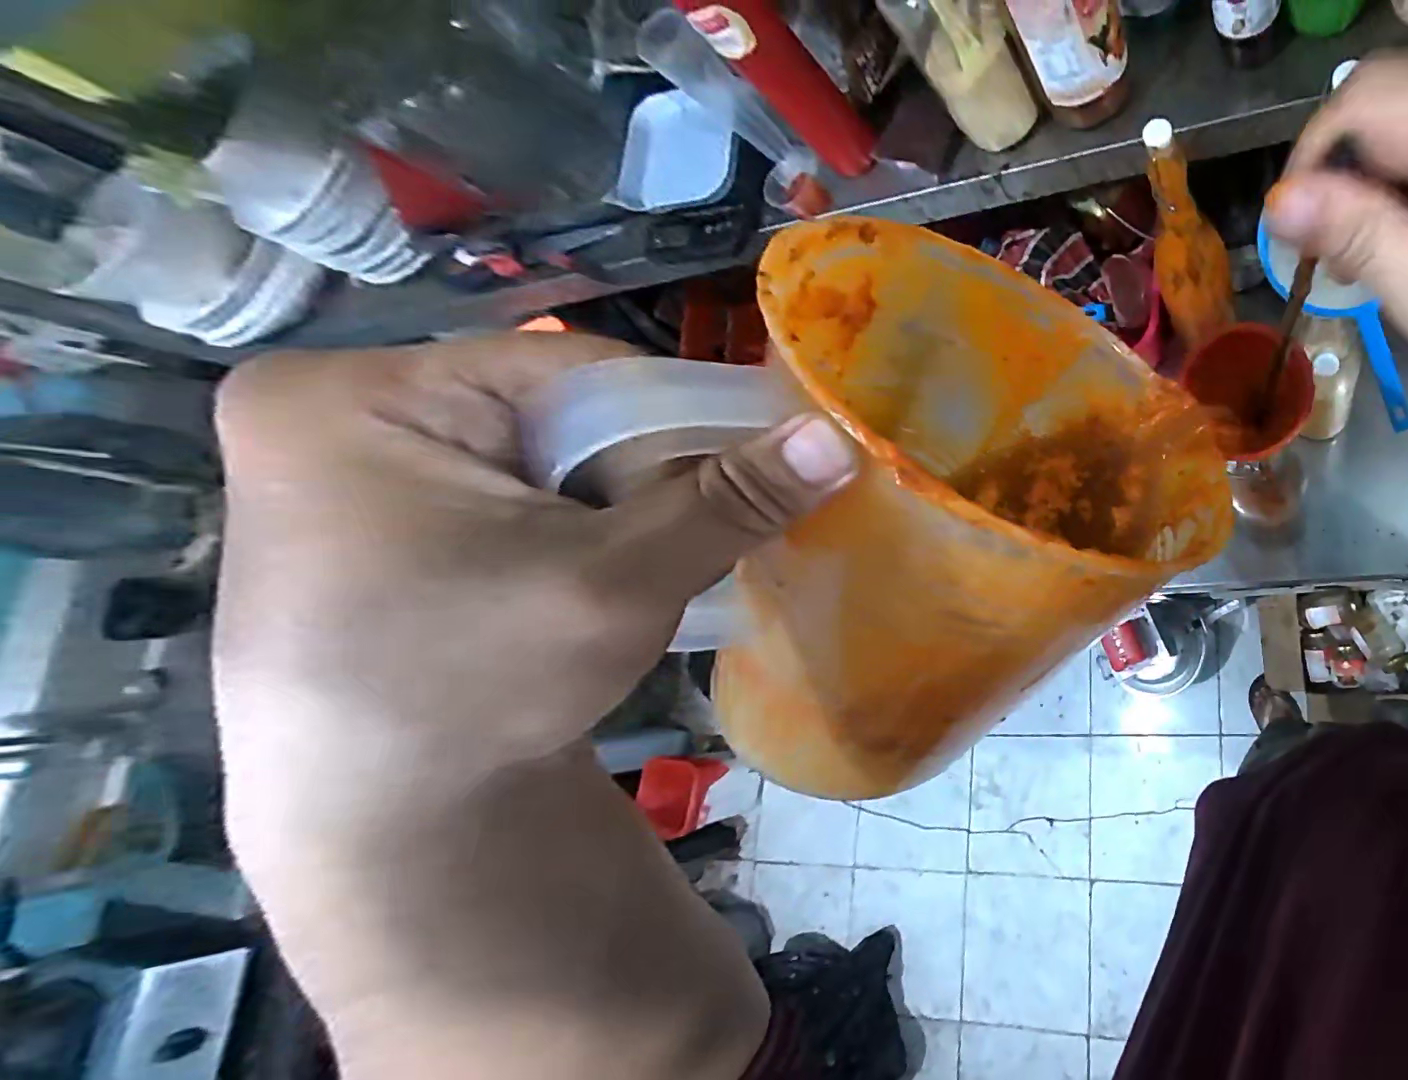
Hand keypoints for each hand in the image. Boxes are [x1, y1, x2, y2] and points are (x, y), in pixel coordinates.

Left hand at [213, 333, 855, 787]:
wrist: (402, 826)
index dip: (676, 419)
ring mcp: (356, 468)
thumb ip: (730, 501)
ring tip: (646, 559)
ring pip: (548, 451)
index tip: (744, 474)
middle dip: (640, 472)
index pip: (574, 370)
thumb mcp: (618, 583)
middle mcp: (339, 411)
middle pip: (559, 409)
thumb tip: (837, 436)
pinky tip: (601, 567)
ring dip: (616, 501)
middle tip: (686, 536)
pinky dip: (581, 519)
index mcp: (356, 397)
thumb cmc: (487, 689)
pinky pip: (518, 487)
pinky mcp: (387, 516)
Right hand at [1264, 22, 1407, 423]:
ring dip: (1374, 165)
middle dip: (1342, 170)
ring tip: (1388, 237)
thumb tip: (1279, 201)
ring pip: (1407, 90)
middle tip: (1346, 250)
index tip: (1307, 240)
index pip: (1363, 103)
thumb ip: (1361, 239)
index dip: (1312, 167)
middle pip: (1384, 88)